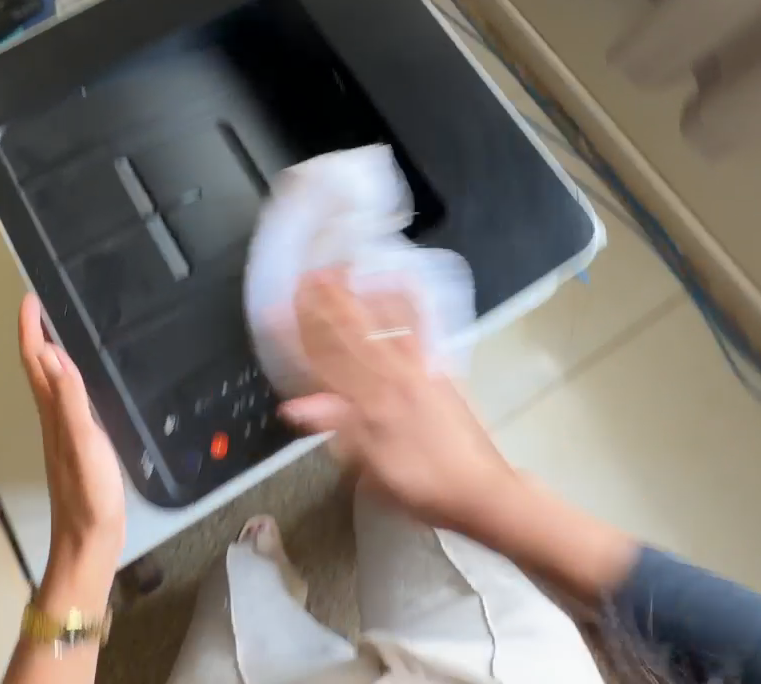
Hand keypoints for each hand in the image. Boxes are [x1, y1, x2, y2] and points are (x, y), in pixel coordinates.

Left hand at [17, 294, 124, 580]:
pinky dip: (67, 377)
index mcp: (52, 413)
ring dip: (48, 355)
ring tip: (56, 331)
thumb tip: (51, 354)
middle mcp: (53, 417)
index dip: (30, 330)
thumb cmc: (88, 495)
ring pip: (50, 382)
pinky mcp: (78, 443)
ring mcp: (63, 431)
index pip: (35, 362)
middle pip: (38, 368)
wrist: (89, 542)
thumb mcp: (83, 442)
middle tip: (42, 306)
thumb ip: (70, 400)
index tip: (29, 299)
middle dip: (36, 335)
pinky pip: (66, 398)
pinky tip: (77, 379)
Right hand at [278, 270, 521, 536]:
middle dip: (326, 303)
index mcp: (371, 403)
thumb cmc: (422, 485)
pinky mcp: (440, 366)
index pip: (325, 360)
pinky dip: (407, 301)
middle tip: (306, 276)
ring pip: (383, 323)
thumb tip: (293, 406)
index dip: (299, 335)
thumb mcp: (373, 467)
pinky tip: (398, 282)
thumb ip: (337, 428)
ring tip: (342, 271)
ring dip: (360, 295)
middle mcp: (393, 376)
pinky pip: (420, 327)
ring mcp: (419, 367)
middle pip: (353, 333)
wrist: (483, 490)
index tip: (277, 314)